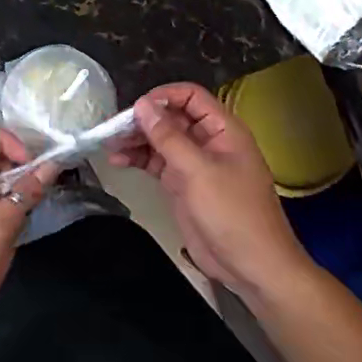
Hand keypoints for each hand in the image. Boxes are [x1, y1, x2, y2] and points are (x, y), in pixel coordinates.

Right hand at [109, 82, 311, 298]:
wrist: (251, 265)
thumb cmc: (234, 214)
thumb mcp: (198, 171)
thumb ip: (168, 137)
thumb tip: (142, 105)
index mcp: (224, 130)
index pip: (192, 97)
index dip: (163, 97)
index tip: (135, 107)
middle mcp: (209, 142)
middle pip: (172, 118)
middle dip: (144, 121)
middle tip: (114, 129)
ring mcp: (195, 165)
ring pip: (161, 141)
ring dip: (137, 141)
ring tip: (110, 145)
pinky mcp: (183, 186)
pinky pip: (158, 164)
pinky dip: (139, 161)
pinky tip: (119, 161)